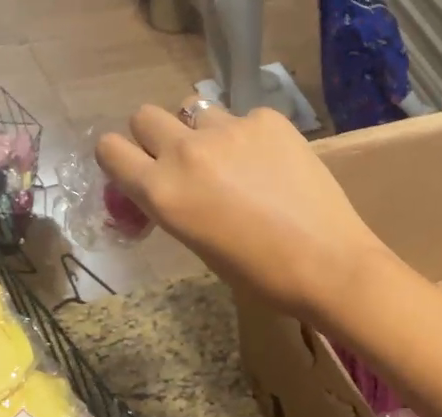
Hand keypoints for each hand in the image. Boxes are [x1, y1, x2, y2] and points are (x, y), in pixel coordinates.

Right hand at [96, 103, 392, 323]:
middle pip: (145, 117)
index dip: (122, 161)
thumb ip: (179, 209)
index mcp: (163, 193)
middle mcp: (186, 152)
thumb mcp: (206, 251)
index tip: (138, 172)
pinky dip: (252, 138)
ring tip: (238, 167)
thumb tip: (176, 192)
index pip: (110, 150)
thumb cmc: (266, 279)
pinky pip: (244, 118)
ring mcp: (229, 129)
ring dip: (205, 134)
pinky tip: (277, 169)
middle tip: (187, 167)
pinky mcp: (268, 120)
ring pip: (196, 112)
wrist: (331, 266)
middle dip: (157, 139)